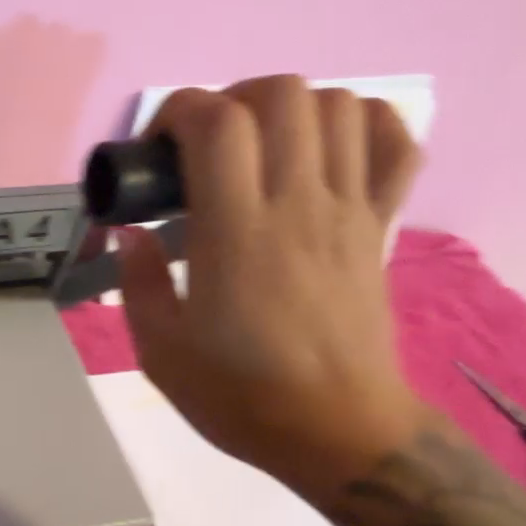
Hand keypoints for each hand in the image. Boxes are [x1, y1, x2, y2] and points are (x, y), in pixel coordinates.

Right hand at [115, 75, 433, 497]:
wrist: (336, 430)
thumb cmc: (239, 396)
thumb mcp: (160, 353)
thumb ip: (138, 284)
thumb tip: (132, 233)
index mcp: (236, 236)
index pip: (217, 124)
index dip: (178, 112)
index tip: (155, 151)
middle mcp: (298, 205)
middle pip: (280, 95)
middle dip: (229, 101)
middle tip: (202, 149)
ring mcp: (349, 210)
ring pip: (337, 104)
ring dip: (288, 109)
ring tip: (257, 150)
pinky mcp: (380, 225)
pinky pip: (393, 143)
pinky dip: (360, 125)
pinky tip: (324, 151)